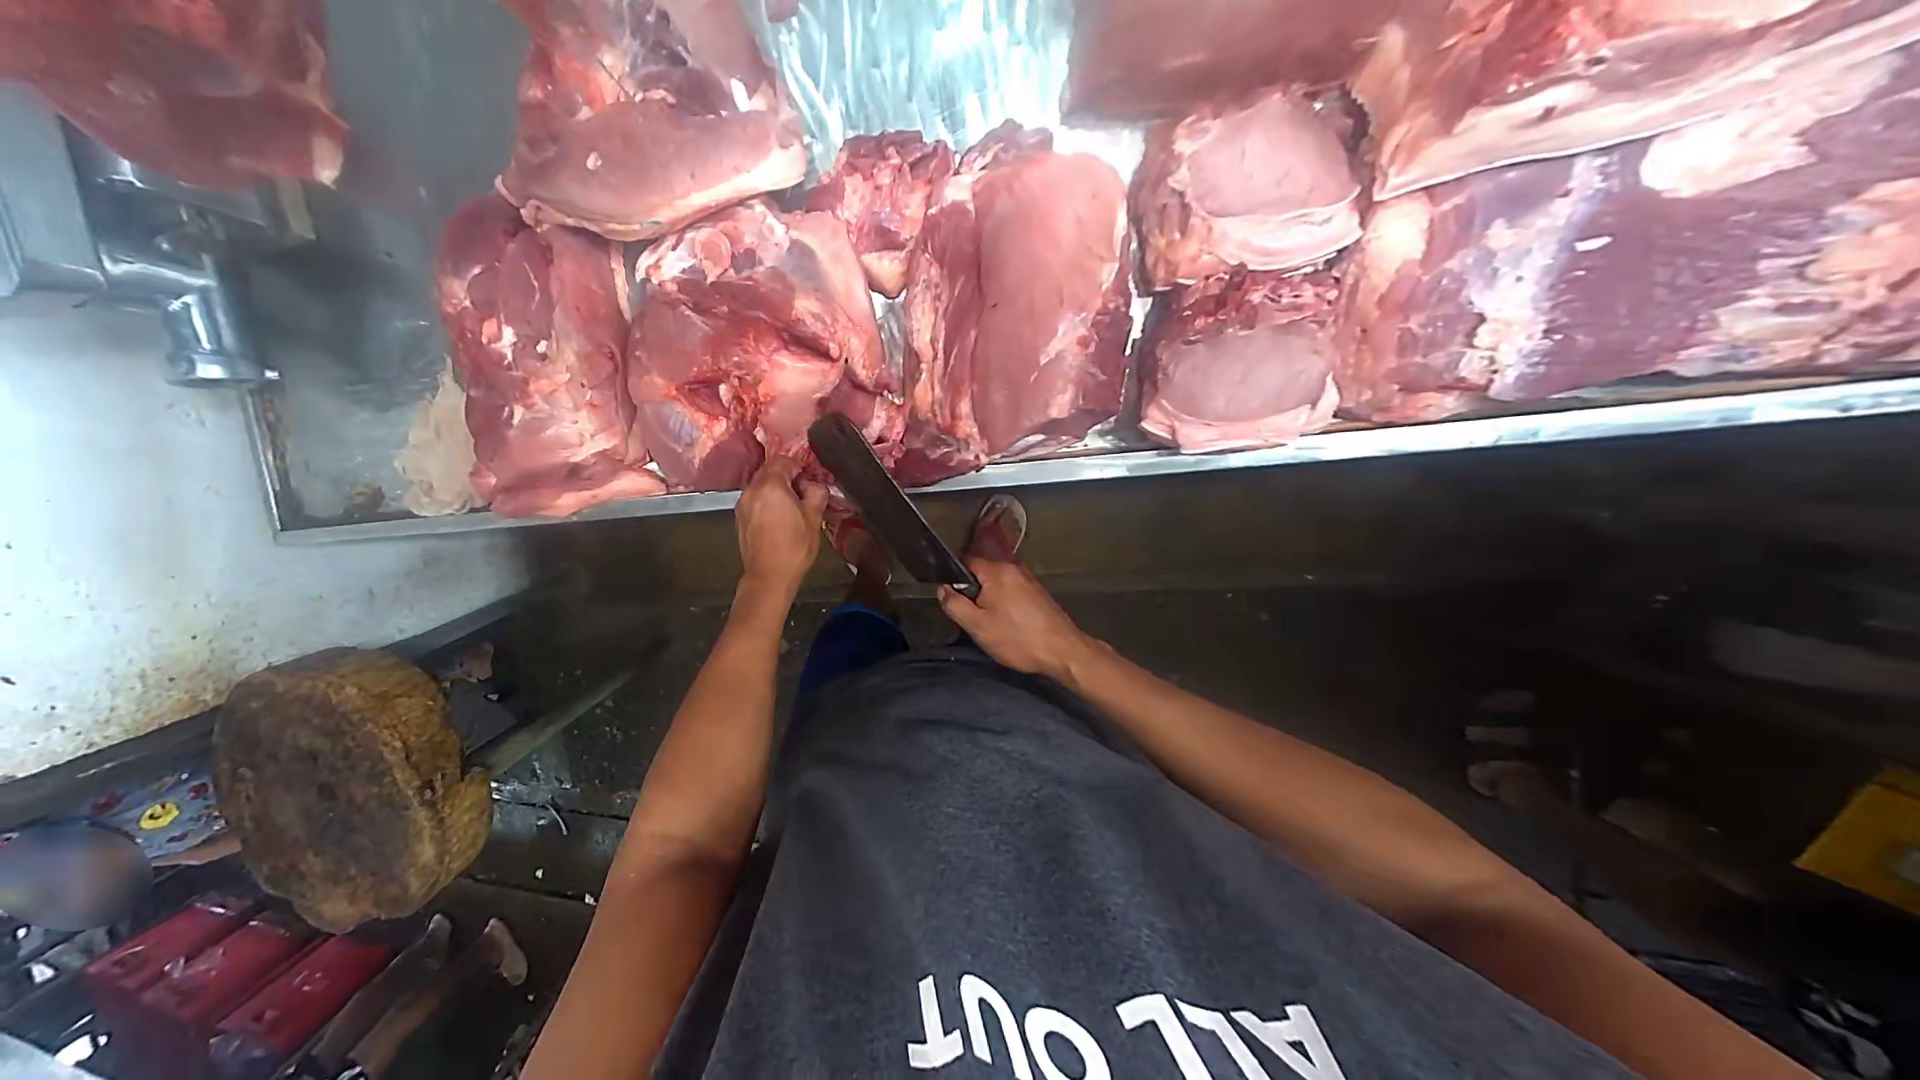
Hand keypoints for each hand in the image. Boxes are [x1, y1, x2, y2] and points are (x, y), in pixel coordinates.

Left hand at [736, 458, 827, 596]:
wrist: (769, 576)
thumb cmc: (795, 547)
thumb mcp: (814, 518)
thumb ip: (816, 493)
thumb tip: (814, 485)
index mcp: (770, 486)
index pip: (783, 461)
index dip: (799, 467)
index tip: (810, 481)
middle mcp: (752, 490)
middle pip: (769, 471)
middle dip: (787, 477)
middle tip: (803, 494)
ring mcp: (742, 504)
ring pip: (761, 485)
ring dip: (776, 489)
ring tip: (792, 508)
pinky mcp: (739, 517)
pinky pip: (755, 499)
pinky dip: (767, 501)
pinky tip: (779, 518)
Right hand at [939, 558, 1100, 682]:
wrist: (1062, 651)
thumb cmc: (1018, 639)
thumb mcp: (977, 626)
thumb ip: (955, 604)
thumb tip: (944, 589)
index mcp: (997, 571)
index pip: (966, 561)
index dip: (954, 578)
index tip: (952, 598)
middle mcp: (1014, 568)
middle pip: (983, 573)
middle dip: (974, 592)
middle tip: (972, 617)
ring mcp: (1029, 580)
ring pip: (998, 584)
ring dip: (990, 600)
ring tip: (991, 623)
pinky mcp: (1038, 593)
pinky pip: (1012, 592)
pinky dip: (1005, 604)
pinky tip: (1008, 624)